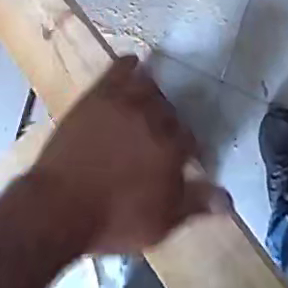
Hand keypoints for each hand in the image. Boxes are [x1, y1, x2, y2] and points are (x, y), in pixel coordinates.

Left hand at [26, 57, 228, 254]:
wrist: (58, 208)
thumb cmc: (112, 220)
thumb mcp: (160, 223)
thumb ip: (196, 204)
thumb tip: (228, 199)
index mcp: (171, 148)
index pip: (191, 139)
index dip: (189, 149)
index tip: (185, 159)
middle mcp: (152, 118)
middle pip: (171, 110)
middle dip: (170, 122)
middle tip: (162, 135)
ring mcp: (124, 102)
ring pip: (149, 86)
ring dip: (153, 95)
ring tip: (149, 105)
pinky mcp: (98, 95)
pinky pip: (119, 68)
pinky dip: (129, 64)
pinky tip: (133, 64)